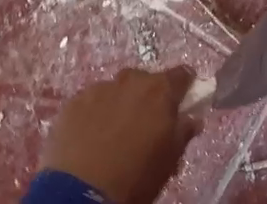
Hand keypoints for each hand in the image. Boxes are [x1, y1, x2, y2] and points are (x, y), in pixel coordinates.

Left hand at [40, 66, 201, 203]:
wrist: (80, 192)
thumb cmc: (135, 177)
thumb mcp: (169, 160)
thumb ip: (183, 132)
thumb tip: (192, 118)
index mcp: (160, 91)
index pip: (182, 74)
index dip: (185, 86)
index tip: (183, 101)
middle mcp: (131, 80)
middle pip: (147, 81)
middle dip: (149, 98)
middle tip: (146, 125)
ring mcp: (100, 88)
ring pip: (117, 90)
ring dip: (121, 104)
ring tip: (114, 133)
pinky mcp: (74, 102)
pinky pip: (92, 101)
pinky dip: (96, 113)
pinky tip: (91, 137)